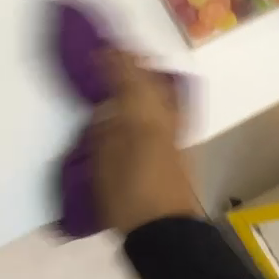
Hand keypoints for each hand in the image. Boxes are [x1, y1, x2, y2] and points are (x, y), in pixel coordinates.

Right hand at [92, 50, 201, 233]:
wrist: (165, 230)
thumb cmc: (127, 199)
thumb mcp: (103, 166)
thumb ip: (104, 132)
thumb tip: (105, 109)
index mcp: (141, 120)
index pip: (127, 80)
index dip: (113, 62)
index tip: (99, 47)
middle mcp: (163, 119)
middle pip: (151, 80)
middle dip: (133, 63)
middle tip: (115, 51)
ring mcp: (175, 131)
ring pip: (164, 92)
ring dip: (148, 76)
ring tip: (133, 67)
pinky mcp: (180, 144)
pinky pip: (169, 106)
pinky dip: (156, 94)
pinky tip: (148, 98)